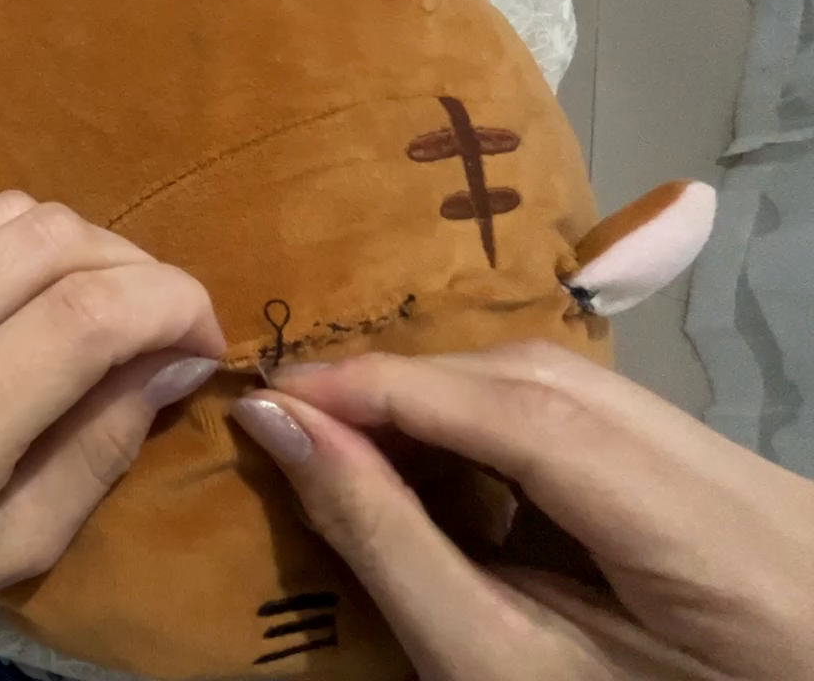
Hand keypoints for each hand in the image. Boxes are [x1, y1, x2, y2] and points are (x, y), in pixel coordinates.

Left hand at [0, 191, 224, 634]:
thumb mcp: (13, 547)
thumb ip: (98, 449)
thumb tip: (175, 358)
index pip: (78, 321)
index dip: (167, 304)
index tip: (204, 338)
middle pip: (50, 243)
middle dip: (137, 265)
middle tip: (165, 319)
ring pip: (14, 215)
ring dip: (88, 245)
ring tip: (109, 302)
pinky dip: (30, 244)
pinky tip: (37, 293)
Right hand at [231, 342, 813, 679]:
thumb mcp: (484, 665)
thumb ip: (379, 533)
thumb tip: (270, 419)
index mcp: (743, 564)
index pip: (536, 418)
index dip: (390, 387)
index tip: (277, 391)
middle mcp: (771, 493)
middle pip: (547, 382)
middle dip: (405, 385)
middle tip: (304, 411)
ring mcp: (754, 480)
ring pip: (558, 382)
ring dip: (435, 397)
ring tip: (354, 432)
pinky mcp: (721, 482)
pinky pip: (577, 410)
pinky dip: (478, 418)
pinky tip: (433, 455)